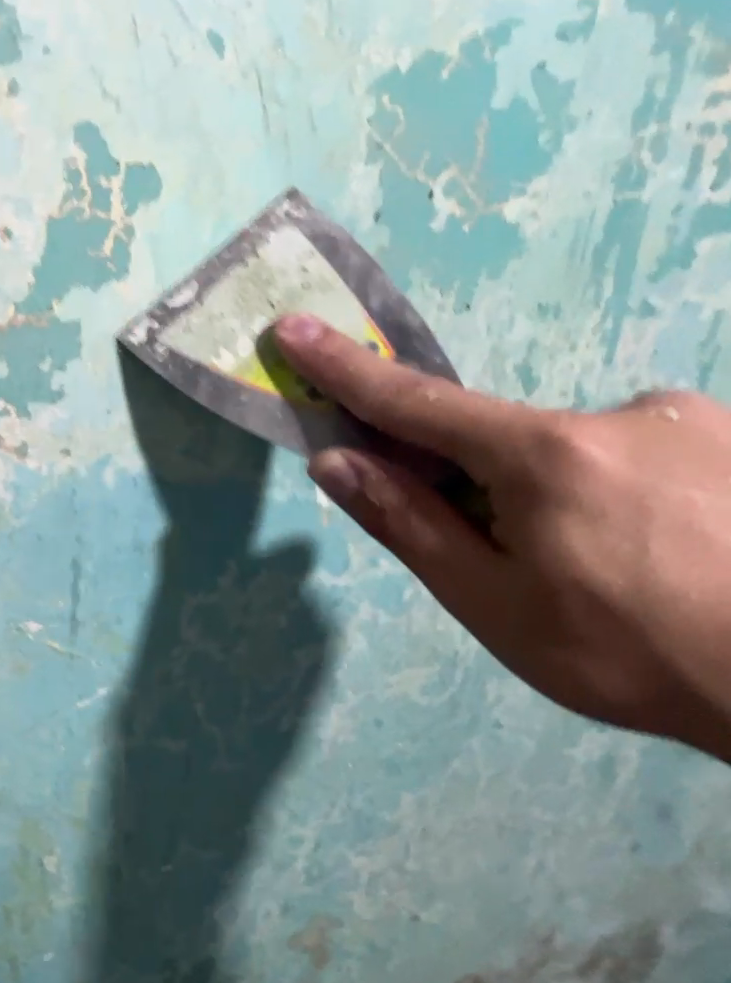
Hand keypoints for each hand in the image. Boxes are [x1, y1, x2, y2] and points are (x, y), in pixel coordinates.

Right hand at [275, 315, 730, 758]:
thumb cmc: (632, 654)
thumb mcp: (490, 600)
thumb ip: (410, 522)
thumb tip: (336, 461)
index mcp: (548, 454)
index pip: (416, 403)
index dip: (345, 370)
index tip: (292, 328)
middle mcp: (626, 415)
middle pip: (503, 437)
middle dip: (478, 484)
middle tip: (510, 561)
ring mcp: (699, 425)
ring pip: (577, 453)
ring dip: (558, 497)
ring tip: (609, 575)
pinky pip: (639, 457)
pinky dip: (620, 497)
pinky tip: (666, 557)